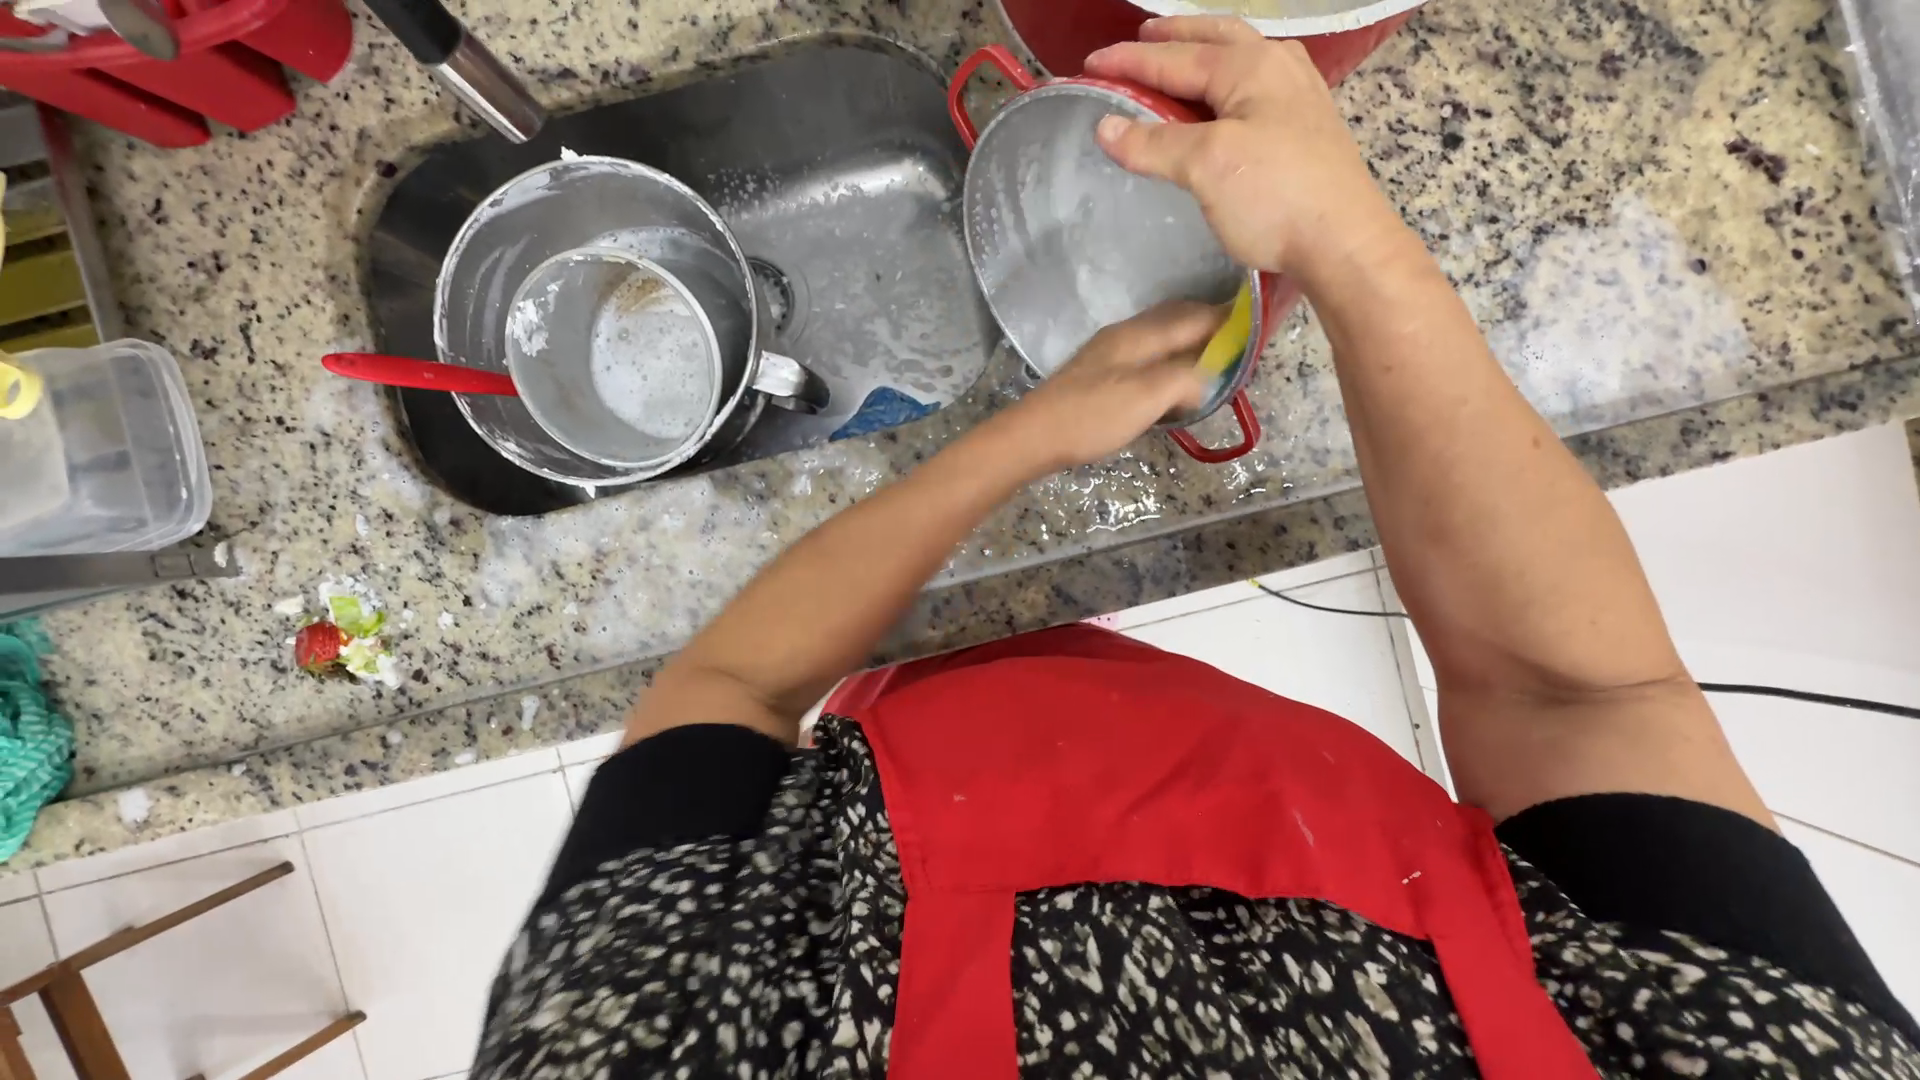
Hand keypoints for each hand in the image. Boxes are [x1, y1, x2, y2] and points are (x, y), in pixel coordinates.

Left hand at [996, 300, 1221, 470]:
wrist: (1032, 437)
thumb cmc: (1091, 416)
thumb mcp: (1147, 396)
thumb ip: (1186, 377)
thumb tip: (1211, 375)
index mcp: (1140, 334)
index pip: (1196, 315)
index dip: (1229, 320)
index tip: (1259, 328)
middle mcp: (1125, 335)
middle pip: (1177, 319)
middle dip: (1210, 326)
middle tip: (1239, 347)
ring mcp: (1109, 354)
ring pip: (1160, 337)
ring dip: (1189, 345)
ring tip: (1213, 365)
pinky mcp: (1098, 376)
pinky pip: (1145, 357)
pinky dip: (1168, 362)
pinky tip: (1172, 384)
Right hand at [1085, 16, 1405, 281]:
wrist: (1342, 242)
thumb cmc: (1274, 197)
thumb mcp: (1206, 165)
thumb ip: (1154, 142)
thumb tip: (1105, 127)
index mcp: (1250, 66)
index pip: (1176, 57)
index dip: (1129, 61)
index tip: (1090, 64)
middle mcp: (1277, 67)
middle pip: (1215, 39)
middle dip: (1173, 38)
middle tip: (1140, 40)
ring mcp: (1296, 96)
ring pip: (1238, 61)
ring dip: (1202, 54)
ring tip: (1176, 62)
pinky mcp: (1303, 128)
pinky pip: (1253, 89)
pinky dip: (1223, 85)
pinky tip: (1221, 101)